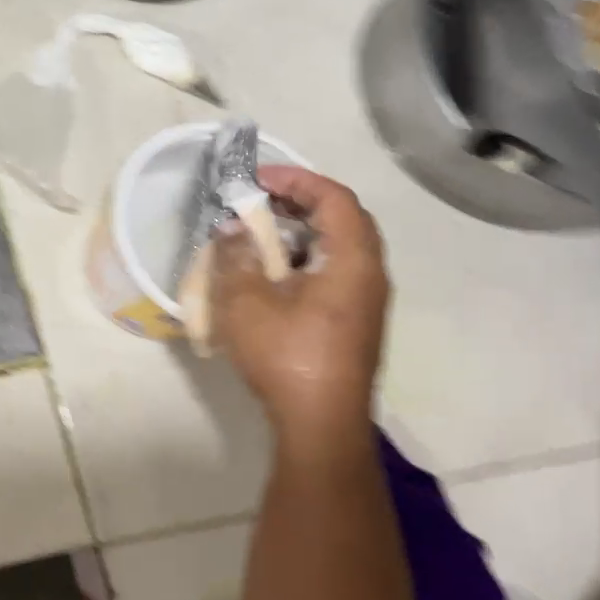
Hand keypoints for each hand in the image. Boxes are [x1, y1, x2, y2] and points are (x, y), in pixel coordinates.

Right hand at [212, 166, 388, 439]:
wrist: (319, 421)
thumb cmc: (286, 355)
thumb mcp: (246, 302)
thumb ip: (236, 259)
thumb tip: (230, 230)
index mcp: (353, 262)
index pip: (336, 199)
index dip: (298, 180)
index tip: (256, 178)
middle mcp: (368, 275)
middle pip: (342, 220)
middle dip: (298, 202)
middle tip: (255, 200)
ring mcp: (363, 302)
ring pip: (337, 249)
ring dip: (297, 232)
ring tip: (254, 234)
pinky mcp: (350, 323)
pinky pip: (330, 273)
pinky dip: (300, 259)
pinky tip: (267, 275)